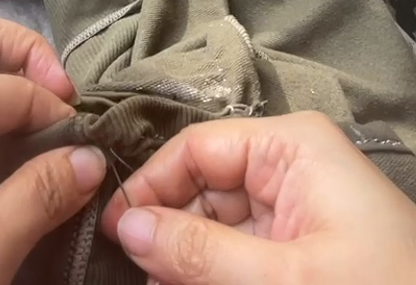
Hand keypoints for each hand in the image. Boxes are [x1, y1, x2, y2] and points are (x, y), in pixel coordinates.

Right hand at [100, 112, 415, 284]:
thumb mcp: (287, 280)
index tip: (110, 232)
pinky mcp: (305, 255)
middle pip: (204, 188)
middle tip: (125, 275)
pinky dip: (215, 278)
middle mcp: (289, 167)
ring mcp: (298, 214)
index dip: (151, 186)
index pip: (198, 148)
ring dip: (187, 262)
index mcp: (290, 145)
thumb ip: (202, 254)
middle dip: (168, 231)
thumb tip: (125, 227)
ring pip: (218, 228)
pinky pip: (243, 258)